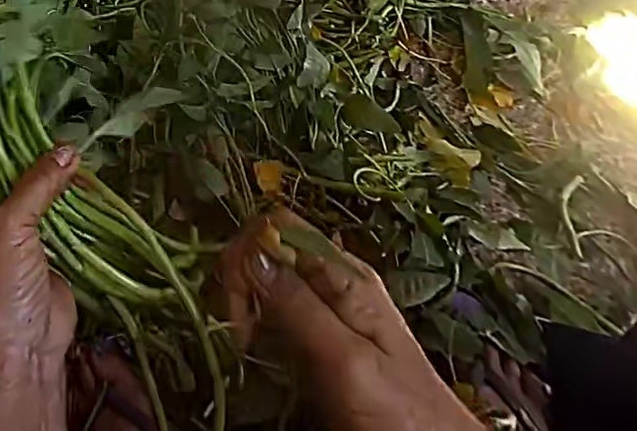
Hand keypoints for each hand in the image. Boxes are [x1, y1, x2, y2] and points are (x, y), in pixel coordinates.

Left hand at [0, 144, 79, 430]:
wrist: (25, 353)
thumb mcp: (10, 227)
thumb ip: (38, 183)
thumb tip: (69, 147)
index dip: (2, 149)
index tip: (28, 120)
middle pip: (9, 185)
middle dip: (34, 163)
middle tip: (59, 132)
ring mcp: (13, 243)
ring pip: (35, 201)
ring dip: (55, 181)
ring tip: (76, 148)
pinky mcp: (42, 254)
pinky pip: (56, 220)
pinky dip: (70, 202)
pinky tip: (85, 179)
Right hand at [220, 211, 482, 430]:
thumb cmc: (400, 415)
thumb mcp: (346, 360)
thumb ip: (298, 304)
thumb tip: (250, 251)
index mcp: (342, 272)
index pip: (278, 226)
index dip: (247, 252)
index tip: (236, 303)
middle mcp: (332, 279)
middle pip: (268, 250)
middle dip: (242, 282)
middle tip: (238, 335)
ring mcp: (327, 307)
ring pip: (268, 281)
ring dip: (246, 306)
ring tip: (246, 348)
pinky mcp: (320, 336)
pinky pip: (277, 312)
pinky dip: (258, 325)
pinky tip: (257, 353)